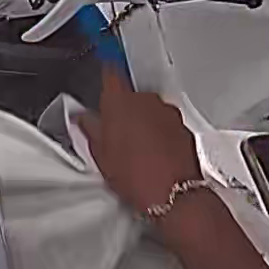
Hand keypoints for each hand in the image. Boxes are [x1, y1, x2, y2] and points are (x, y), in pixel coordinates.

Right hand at [74, 68, 202, 216]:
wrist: (173, 196)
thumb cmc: (136, 176)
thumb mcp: (100, 154)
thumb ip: (90, 128)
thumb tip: (84, 120)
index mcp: (120, 100)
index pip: (111, 72)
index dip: (106, 73)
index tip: (104, 74)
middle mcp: (146, 100)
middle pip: (131, 94)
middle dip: (124, 109)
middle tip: (115, 132)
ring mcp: (168, 112)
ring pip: (151, 109)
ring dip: (144, 122)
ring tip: (135, 149)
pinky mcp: (184, 127)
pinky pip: (168, 124)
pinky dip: (161, 133)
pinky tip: (154, 154)